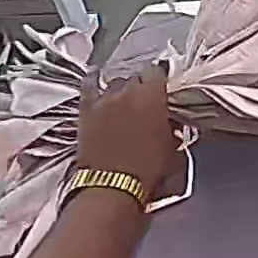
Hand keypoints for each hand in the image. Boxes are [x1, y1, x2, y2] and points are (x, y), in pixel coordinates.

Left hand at [74, 68, 177, 200]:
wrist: (113, 186)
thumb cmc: (146, 168)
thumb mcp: (171, 145)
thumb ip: (172, 126)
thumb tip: (171, 123)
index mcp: (152, 96)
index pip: (156, 72)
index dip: (160, 78)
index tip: (162, 86)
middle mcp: (127, 92)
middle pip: (135, 78)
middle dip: (142, 87)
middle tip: (146, 102)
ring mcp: (104, 100)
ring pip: (115, 84)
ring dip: (121, 91)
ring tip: (125, 104)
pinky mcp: (86, 111)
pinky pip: (90, 89)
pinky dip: (96, 88)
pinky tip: (99, 90)